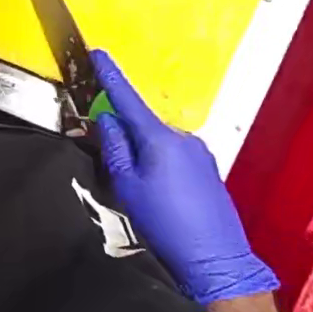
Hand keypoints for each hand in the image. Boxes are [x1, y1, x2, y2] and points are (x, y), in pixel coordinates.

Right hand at [93, 50, 278, 304]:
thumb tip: (107, 120)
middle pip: (142, 125)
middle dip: (122, 135)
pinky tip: (155, 194)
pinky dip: (156, 165)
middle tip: (109, 165)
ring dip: (140, 154)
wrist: (215, 257)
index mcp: (160, 139)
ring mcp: (199, 153)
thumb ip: (114, 148)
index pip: (128, 99)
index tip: (98, 54)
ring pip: (157, 143)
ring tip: (135, 190)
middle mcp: (183, 138)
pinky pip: (173, 156)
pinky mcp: (207, 170)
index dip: (110, 76)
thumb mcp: (127, 186)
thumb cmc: (164, 223)